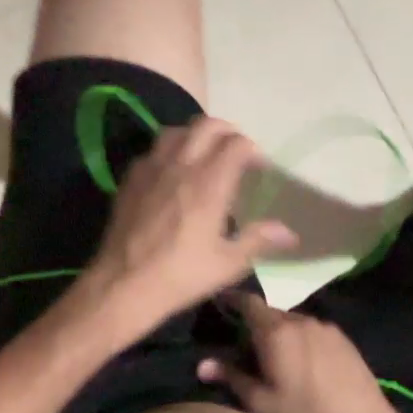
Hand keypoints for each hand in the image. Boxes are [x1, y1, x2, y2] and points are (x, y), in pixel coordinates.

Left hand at [81, 117, 297, 330]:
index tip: (259, 169)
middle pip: (207, 126)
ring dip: (194, 137)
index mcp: (210, 182)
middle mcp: (181, 165)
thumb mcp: (227, 264)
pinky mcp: (129, 181)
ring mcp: (151, 170)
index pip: (237, 144)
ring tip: (202, 158)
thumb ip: (258, 241)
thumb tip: (289, 233)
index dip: (253, 151)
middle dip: (227, 133)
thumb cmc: (180, 276)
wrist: (123, 286)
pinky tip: (170, 176)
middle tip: (234, 155)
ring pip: (176, 132)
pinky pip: (152, 152)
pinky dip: (167, 154)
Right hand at [198, 292, 407, 412]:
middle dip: (254, 325)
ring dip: (279, 334)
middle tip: (242, 346)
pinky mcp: (343, 340)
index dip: (232, 300)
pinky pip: (312, 332)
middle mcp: (301, 321)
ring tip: (273, 359)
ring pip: (293, 323)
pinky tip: (302, 365)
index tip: (219, 304)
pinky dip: (300, 340)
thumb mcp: (261, 402)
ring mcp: (326, 328)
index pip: (249, 303)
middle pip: (270, 313)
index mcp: (276, 332)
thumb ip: (231, 377)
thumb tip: (201, 364)